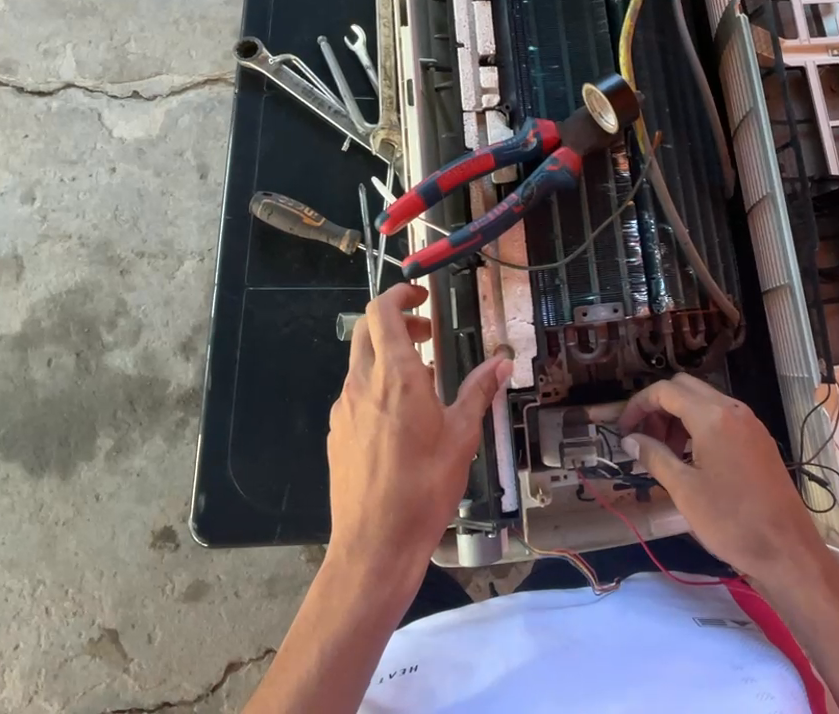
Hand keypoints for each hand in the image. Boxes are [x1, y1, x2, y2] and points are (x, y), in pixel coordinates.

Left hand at [327, 284, 512, 564]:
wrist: (375, 544)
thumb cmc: (424, 487)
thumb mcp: (462, 436)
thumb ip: (479, 391)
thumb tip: (502, 363)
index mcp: (395, 376)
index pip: (381, 311)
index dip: (399, 295)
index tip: (420, 297)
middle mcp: (362, 384)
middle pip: (367, 331)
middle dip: (396, 322)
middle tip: (427, 335)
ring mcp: (344, 409)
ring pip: (360, 362)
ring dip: (387, 355)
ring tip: (422, 379)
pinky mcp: (336, 433)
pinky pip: (355, 393)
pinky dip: (377, 385)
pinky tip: (400, 417)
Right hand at [616, 373, 825, 580]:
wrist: (787, 549)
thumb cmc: (731, 521)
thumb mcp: (684, 490)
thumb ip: (654, 456)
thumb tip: (630, 440)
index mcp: (712, 416)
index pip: (665, 391)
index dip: (638, 405)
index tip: (624, 430)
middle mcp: (733, 409)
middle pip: (685, 388)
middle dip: (659, 408)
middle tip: (645, 440)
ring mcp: (750, 423)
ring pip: (704, 401)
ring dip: (679, 417)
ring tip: (666, 454)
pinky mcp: (759, 439)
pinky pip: (722, 417)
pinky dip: (700, 427)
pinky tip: (692, 459)